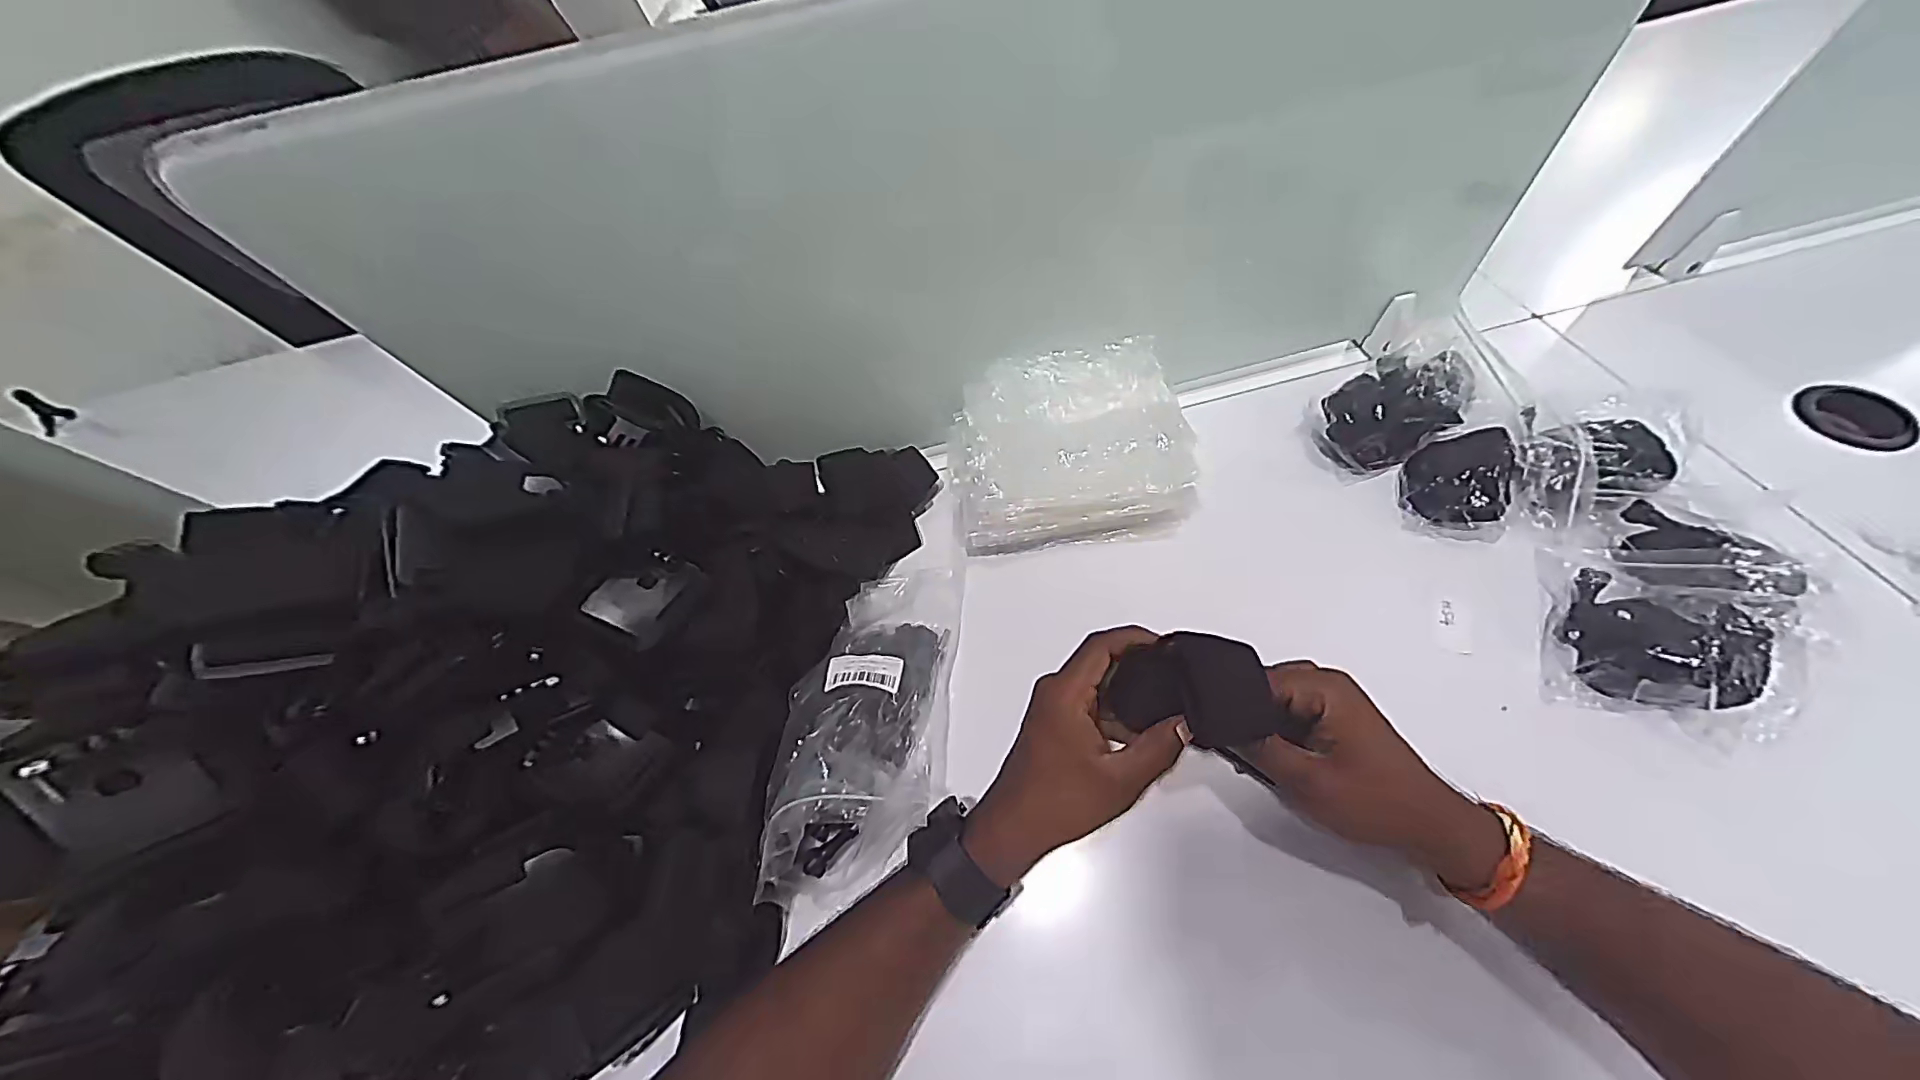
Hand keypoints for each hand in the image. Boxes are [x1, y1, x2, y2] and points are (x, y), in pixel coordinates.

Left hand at [964, 627, 1189, 886]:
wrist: (1014, 827)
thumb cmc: (1049, 804)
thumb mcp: (1121, 779)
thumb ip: (1159, 748)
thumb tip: (1181, 726)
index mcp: (1064, 694)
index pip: (1101, 645)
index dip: (1135, 637)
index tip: (1159, 643)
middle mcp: (1052, 694)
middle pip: (1098, 660)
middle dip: (1135, 665)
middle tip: (1165, 673)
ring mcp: (1049, 707)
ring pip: (1093, 683)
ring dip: (1124, 692)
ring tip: (1155, 711)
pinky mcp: (1051, 722)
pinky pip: (1086, 701)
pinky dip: (1110, 709)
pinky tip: (1131, 734)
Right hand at [1245, 662, 1506, 890]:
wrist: (1430, 827)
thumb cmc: (1387, 803)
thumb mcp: (1306, 781)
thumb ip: (1258, 749)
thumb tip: (1227, 729)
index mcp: (1326, 688)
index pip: (1256, 680)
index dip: (1235, 706)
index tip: (1226, 729)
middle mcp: (1330, 687)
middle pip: (1263, 688)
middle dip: (1250, 717)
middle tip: (1249, 749)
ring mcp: (1333, 703)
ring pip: (1274, 703)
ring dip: (1265, 728)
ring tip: (1273, 759)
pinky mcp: (1332, 719)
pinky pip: (1289, 716)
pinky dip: (1279, 736)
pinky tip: (1283, 762)